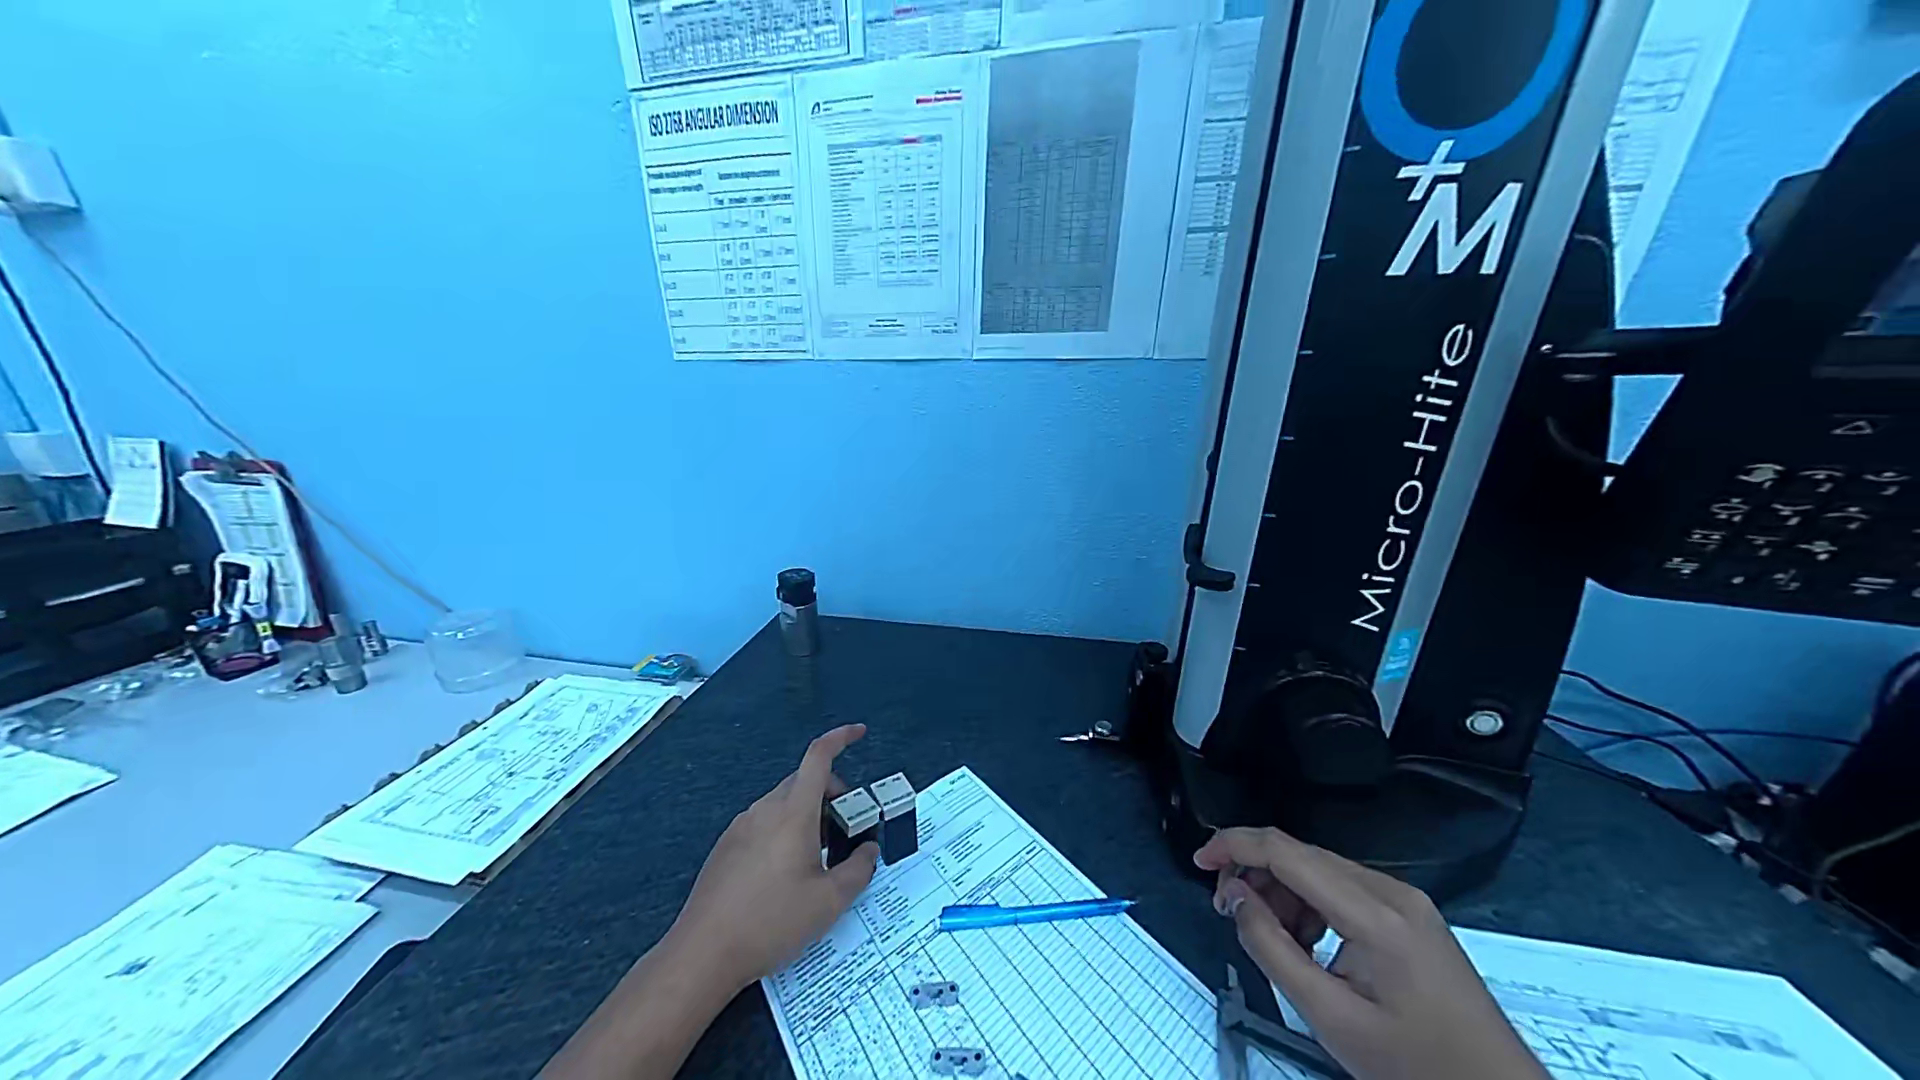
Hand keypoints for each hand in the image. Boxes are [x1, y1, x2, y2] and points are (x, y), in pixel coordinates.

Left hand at [666, 723, 878, 992]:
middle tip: (845, 831)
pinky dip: (784, 829)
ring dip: (807, 814)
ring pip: (783, 802)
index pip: (819, 756)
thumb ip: (859, 870)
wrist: (703, 954)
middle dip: (831, 794)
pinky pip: (763, 821)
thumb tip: (869, 850)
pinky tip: (784, 872)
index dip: (841, 737)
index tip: (859, 732)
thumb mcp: (830, 902)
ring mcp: (741, 826)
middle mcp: (765, 809)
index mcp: (793, 812)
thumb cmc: (772, 922)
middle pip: (803, 780)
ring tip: (816, 858)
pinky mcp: (725, 846)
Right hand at [1195, 828, 1547, 1079]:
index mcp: (1375, 914)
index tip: (1199, 862)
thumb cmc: (1416, 1069)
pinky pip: (1343, 889)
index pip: (1286, 851)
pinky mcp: (1410, 913)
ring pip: (1319, 870)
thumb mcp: (1330, 1018)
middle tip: (1230, 913)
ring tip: (1270, 936)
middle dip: (1254, 874)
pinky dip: (1310, 904)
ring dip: (1282, 892)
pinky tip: (1307, 941)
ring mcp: (1405, 899)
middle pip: (1301, 856)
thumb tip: (1236, 898)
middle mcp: (1391, 891)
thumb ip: (1271, 949)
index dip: (1234, 846)